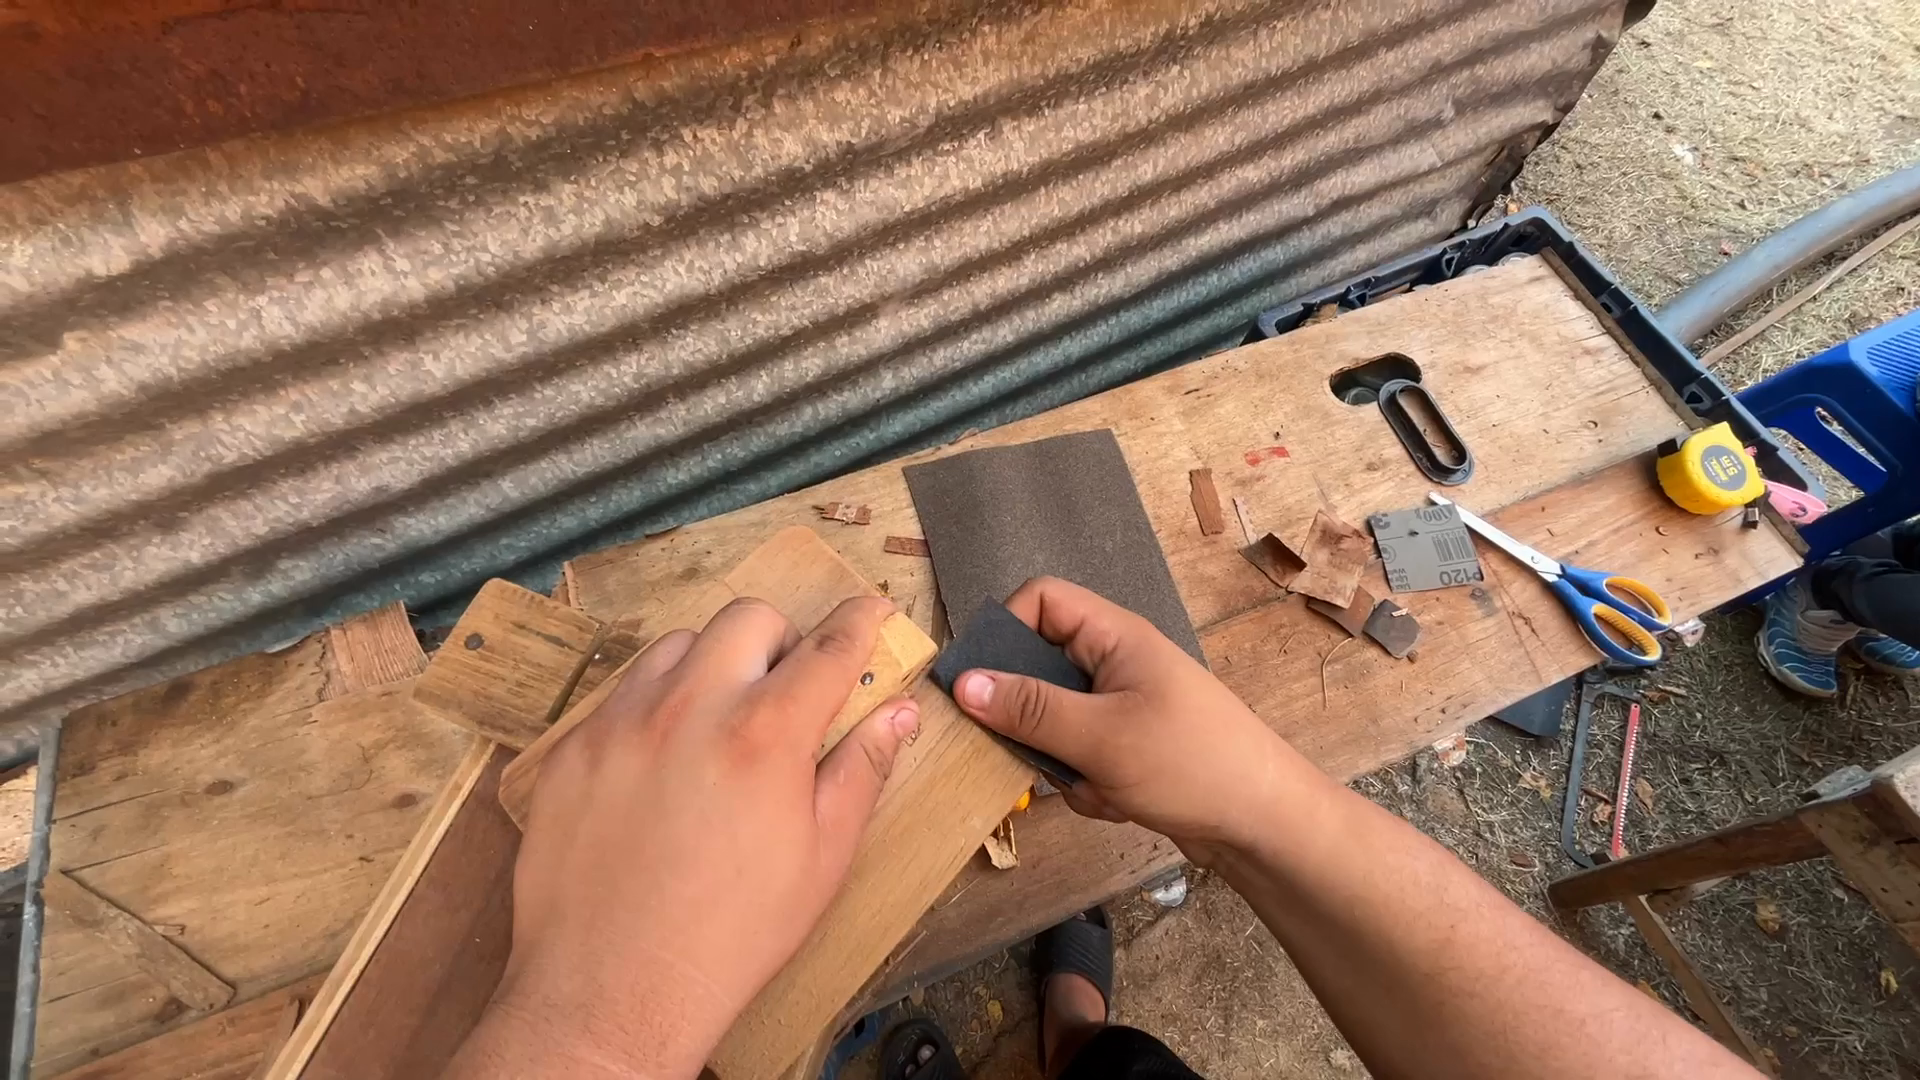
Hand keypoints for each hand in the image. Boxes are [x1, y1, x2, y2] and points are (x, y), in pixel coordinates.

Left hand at [484, 596, 919, 1077]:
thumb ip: (864, 768)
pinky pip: (627, 689)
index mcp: (766, 734)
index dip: (861, 619)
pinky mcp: (575, 747)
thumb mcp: (824, 855)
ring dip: (718, 663)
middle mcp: (692, 708)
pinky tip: (666, 755)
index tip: (873, 608)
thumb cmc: (735, 931)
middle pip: (750, 618)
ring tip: (723, 717)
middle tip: (788, 688)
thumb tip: (899, 711)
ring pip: (682, 643)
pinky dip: (662, 699)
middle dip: (783, 639)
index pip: (829, 647)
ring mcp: (623, 722)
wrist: (609, 997)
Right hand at [952, 578, 1311, 861]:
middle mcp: (1114, 662)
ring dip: (1063, 758)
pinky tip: (1117, 801)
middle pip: (1040, 665)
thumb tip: (963, 683)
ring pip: (1055, 718)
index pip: (1042, 599)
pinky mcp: (1127, 746)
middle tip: (1028, 748)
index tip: (982, 678)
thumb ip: (1030, 709)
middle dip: (1033, 716)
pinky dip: (1087, 781)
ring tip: (1092, 783)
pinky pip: (1079, 753)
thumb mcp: (1101, 736)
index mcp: (1113, 636)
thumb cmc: (1190, 762)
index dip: (1007, 627)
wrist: (1266, 826)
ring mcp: (1121, 705)